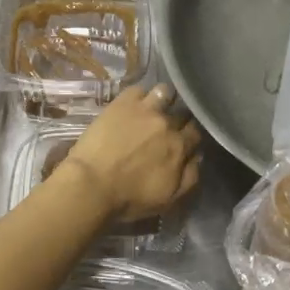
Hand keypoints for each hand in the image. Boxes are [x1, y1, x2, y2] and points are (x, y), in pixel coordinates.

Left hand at [57, 84, 201, 222]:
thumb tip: (197, 157)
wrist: (92, 184)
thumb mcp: (168, 200)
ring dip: (163, 99)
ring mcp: (145, 109)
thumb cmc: (129, 198)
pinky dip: (138, 96)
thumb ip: (190, 177)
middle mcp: (167, 123)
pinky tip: (131, 104)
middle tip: (166, 127)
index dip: (189, 136)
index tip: (183, 139)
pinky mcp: (122, 102)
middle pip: (182, 113)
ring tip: (153, 107)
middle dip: (178, 118)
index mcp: (180, 146)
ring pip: (164, 93)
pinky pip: (138, 89)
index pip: (195, 133)